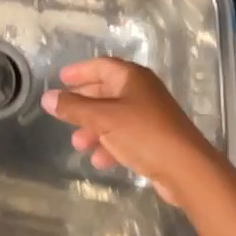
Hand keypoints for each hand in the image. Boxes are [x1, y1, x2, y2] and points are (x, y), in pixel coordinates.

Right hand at [42, 57, 222, 204]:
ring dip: (94, 129)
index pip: (101, 66)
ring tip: (78, 144)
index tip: (61, 78)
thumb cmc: (143, 134)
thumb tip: (48, 97)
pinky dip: (111, 145)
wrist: (187, 170)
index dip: (80, 71)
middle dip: (84, 105)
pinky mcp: (157, 140)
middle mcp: (142, 92)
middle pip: (106, 91)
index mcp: (132, 78)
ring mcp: (151, 116)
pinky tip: (100, 161)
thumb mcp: (103, 118)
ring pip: (114, 117)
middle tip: (64, 113)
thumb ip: (73, 108)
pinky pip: (126, 136)